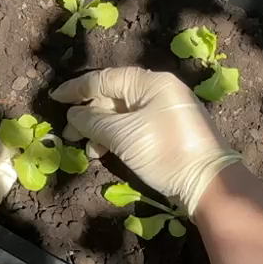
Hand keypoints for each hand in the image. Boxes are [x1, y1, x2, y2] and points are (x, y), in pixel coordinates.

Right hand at [51, 67, 240, 216]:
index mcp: (150, 82)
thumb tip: (74, 115)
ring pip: (121, 114)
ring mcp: (164, 110)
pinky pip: (133, 126)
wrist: (208, 183)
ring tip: (88, 149)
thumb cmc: (165, 151)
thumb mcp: (122, 135)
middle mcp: (158, 90)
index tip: (54, 99)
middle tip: (69, 135)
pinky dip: (115, 137)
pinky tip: (104, 152)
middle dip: (87, 114)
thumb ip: (93, 121)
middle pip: (112, 96)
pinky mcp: (167, 131)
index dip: (76, 89)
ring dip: (100, 130)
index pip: (104, 79)